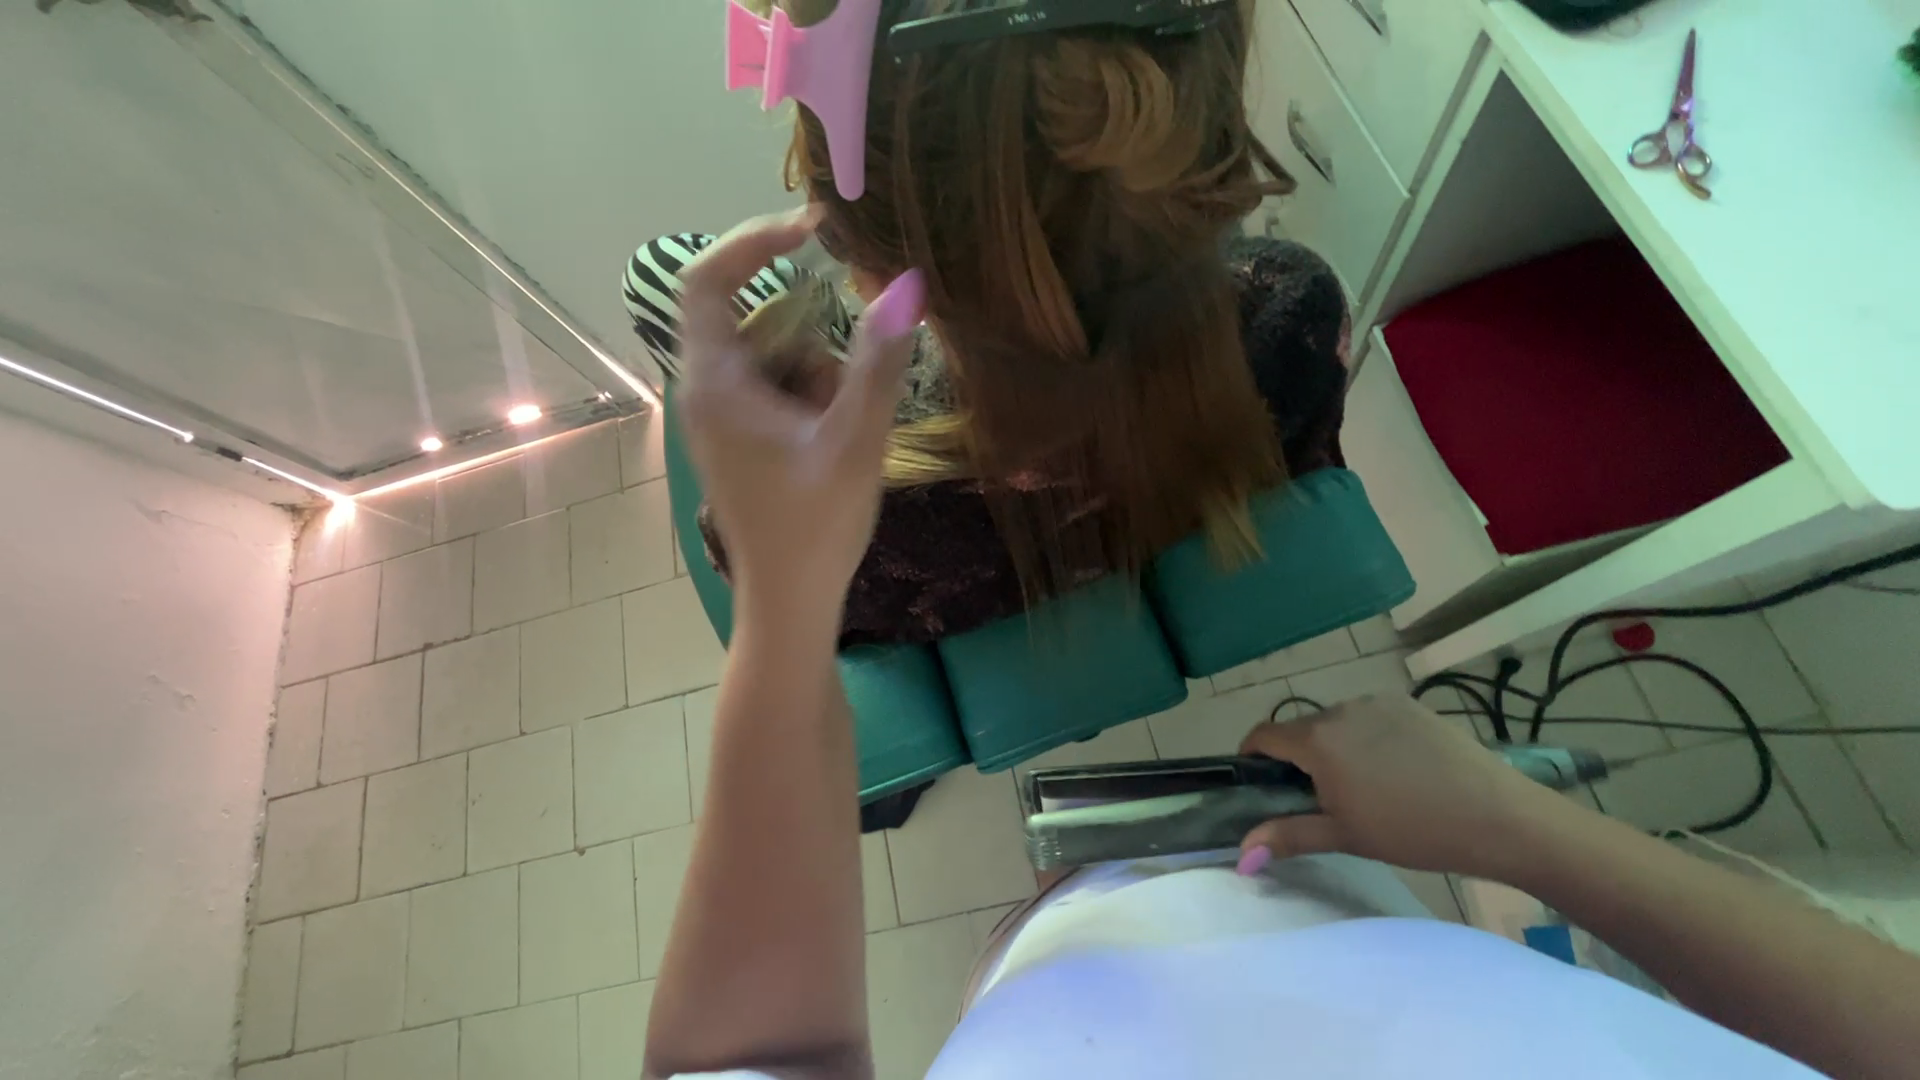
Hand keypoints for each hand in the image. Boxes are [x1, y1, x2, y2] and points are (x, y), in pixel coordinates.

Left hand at [675, 207, 923, 628]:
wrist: (791, 602)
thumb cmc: (815, 526)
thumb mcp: (856, 439)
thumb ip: (879, 360)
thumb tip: (907, 284)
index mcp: (716, 382)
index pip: (711, 278)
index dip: (756, 240)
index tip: (815, 231)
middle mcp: (708, 392)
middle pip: (760, 322)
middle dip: (814, 341)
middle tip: (851, 391)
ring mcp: (723, 420)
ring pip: (777, 360)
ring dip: (822, 379)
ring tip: (844, 435)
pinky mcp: (741, 442)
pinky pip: (779, 392)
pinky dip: (815, 402)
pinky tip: (836, 446)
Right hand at [1237, 695, 1563, 878]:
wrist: (1502, 818)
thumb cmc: (1415, 832)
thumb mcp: (1346, 837)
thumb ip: (1289, 835)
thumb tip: (1242, 854)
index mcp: (1317, 740)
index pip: (1263, 735)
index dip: (1252, 757)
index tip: (1259, 785)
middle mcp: (1340, 709)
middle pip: (1300, 730)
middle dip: (1298, 759)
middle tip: (1321, 799)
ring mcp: (1376, 702)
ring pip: (1335, 723)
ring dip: (1334, 747)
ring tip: (1365, 785)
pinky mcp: (1408, 704)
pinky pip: (1369, 717)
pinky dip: (1366, 738)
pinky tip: (1396, 769)